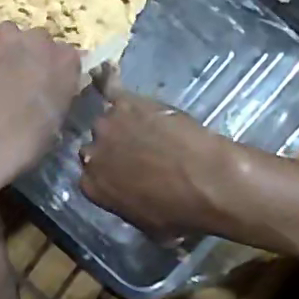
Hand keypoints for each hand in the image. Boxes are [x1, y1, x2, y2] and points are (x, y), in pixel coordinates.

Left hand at [0, 24, 83, 204]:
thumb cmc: (20, 142)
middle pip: (37, 40)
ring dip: (3, 51)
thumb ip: (57, 94)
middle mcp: (37, 39)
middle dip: (29, 56)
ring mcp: (3, 33)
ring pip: (7, 36)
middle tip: (16, 80)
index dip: (54, 71)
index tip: (44, 85)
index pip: (66, 56)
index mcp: (65, 61)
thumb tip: (48, 89)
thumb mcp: (54, 122)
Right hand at [80, 65, 233, 239]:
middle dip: (111, 148)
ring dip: (121, 123)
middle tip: (136, 152)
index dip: (109, 174)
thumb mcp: (151, 227)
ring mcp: (105, 124)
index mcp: (92, 186)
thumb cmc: (183, 213)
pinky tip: (106, 70)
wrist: (207, 180)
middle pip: (95, 146)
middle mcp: (91, 153)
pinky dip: (105, 78)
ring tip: (143, 124)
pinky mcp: (123, 102)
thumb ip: (128, 208)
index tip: (125, 174)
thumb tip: (132, 206)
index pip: (91, 176)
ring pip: (108, 120)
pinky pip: (108, 86)